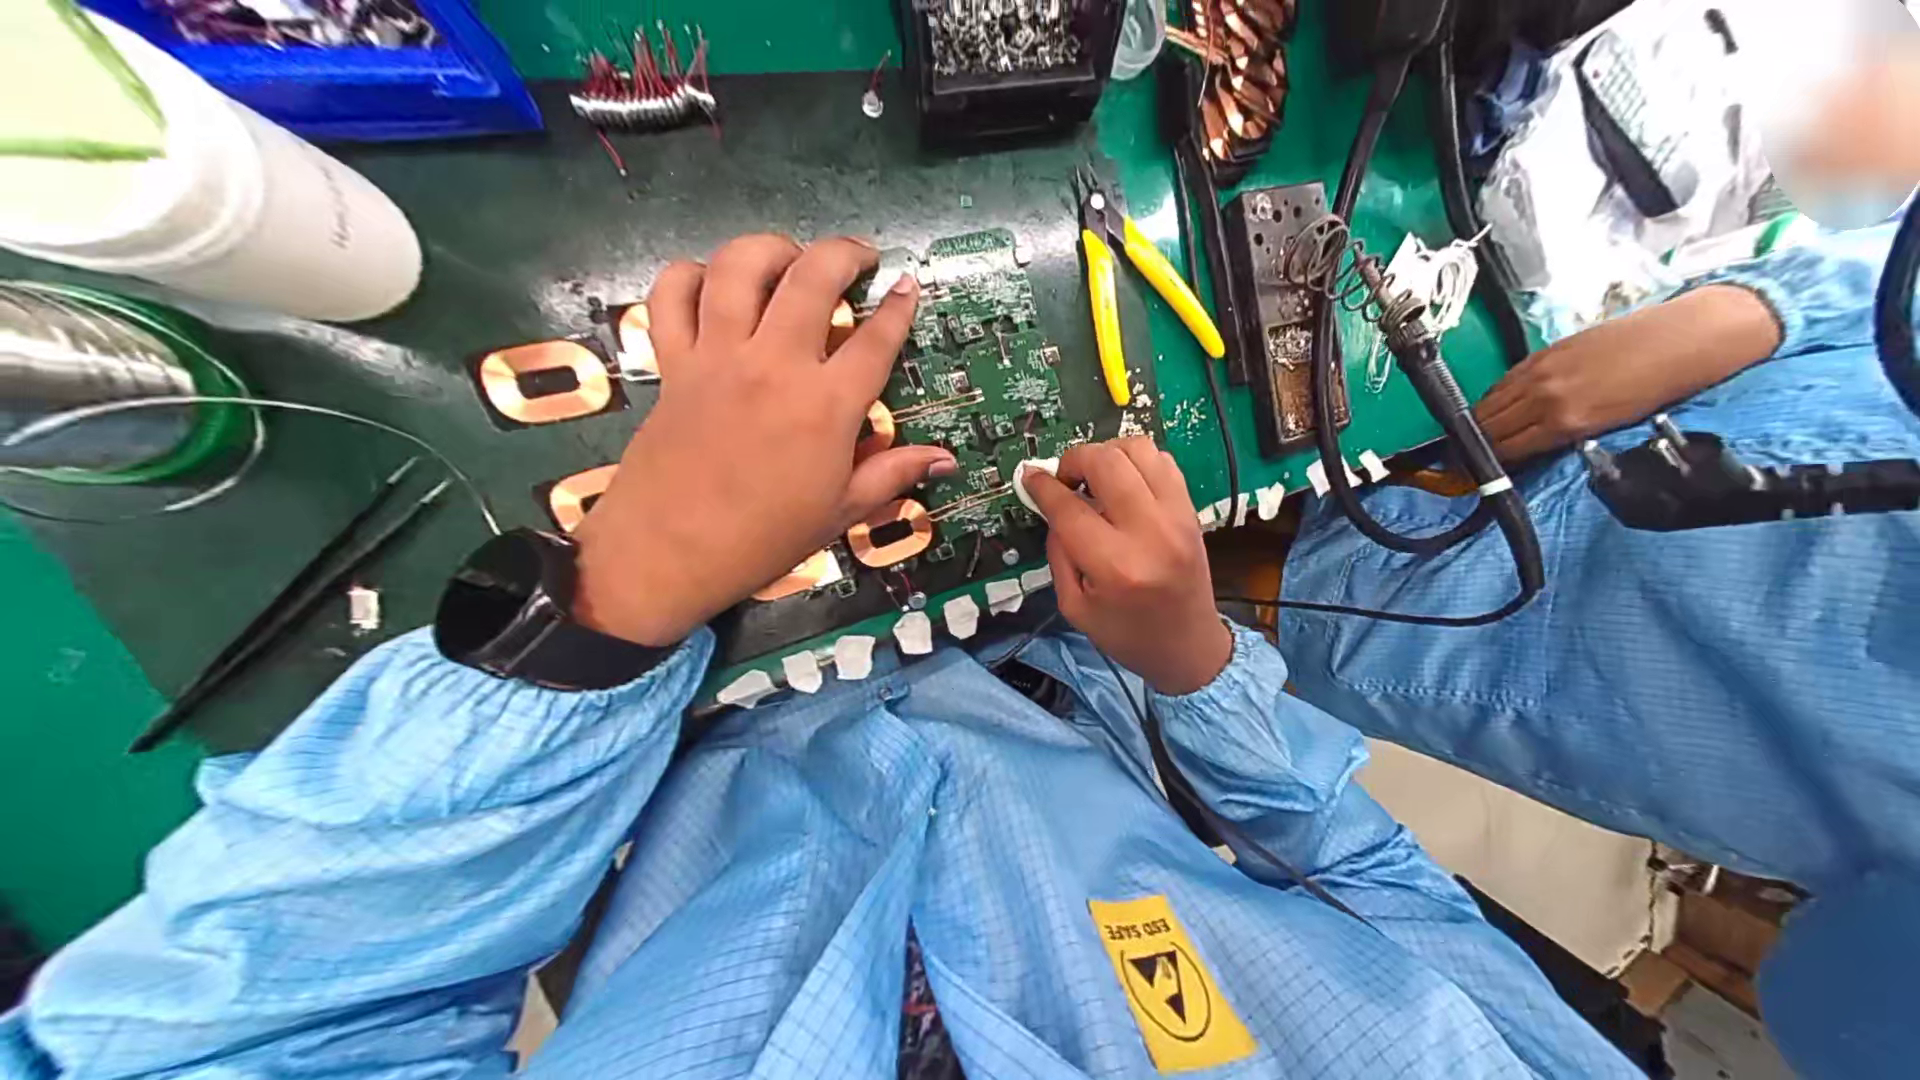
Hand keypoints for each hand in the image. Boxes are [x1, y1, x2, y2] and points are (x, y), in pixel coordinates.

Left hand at [570, 235, 955, 644]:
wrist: (670, 553)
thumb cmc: (765, 538)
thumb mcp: (841, 511)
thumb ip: (894, 474)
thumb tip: (947, 461)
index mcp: (825, 406)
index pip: (875, 340)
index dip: (898, 308)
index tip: (907, 286)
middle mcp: (774, 364)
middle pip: (812, 279)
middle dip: (844, 253)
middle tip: (859, 256)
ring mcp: (718, 357)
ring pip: (739, 268)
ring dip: (772, 248)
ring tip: (790, 257)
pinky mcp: (674, 363)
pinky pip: (671, 297)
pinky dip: (689, 276)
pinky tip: (710, 282)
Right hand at [1023, 438, 1231, 695]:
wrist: (1189, 647)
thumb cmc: (1127, 635)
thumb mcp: (1074, 606)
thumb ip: (1059, 552)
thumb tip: (1052, 505)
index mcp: (1116, 566)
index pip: (1069, 507)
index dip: (1043, 486)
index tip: (1031, 478)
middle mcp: (1150, 533)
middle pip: (1106, 462)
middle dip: (1074, 461)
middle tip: (1065, 481)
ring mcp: (1177, 516)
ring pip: (1138, 449)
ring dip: (1107, 455)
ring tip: (1095, 479)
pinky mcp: (1191, 510)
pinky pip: (1162, 461)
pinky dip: (1136, 462)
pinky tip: (1123, 484)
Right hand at [1474, 284, 1780, 462]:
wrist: (1697, 334)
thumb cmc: (1668, 383)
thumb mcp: (1612, 424)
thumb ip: (1562, 434)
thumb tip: (1525, 446)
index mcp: (1566, 421)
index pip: (1503, 449)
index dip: (1482, 464)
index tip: (1470, 474)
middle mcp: (1543, 398)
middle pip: (1485, 428)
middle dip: (1470, 446)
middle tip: (1462, 458)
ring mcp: (1538, 373)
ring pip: (1485, 406)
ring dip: (1475, 423)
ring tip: (1472, 434)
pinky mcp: (1540, 354)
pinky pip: (1500, 383)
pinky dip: (1492, 399)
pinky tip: (1495, 407)